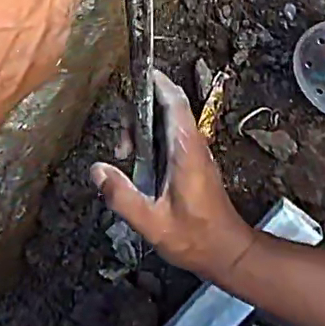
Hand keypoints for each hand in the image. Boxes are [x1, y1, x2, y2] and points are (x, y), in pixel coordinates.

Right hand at [91, 70, 256, 281]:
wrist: (227, 252)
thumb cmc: (195, 238)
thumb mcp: (152, 223)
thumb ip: (122, 196)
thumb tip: (97, 170)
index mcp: (186, 150)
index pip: (175, 102)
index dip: (158, 83)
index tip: (139, 73)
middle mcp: (194, 144)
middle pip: (168, 108)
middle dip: (139, 112)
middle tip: (122, 142)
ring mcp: (196, 152)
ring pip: (168, 123)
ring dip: (144, 128)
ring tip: (125, 156)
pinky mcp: (193, 162)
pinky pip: (171, 137)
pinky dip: (151, 140)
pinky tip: (137, 163)